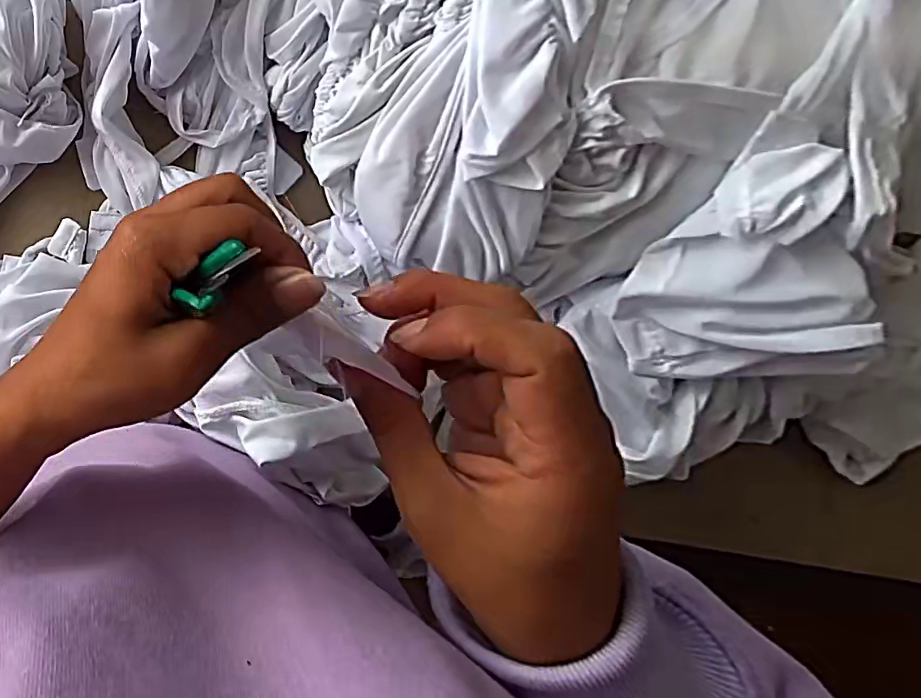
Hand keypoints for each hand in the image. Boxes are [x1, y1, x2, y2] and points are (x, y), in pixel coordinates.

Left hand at [2, 173, 326, 443]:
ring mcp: (140, 230)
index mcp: (154, 239)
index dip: (281, 248)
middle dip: (265, 227)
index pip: (239, 219)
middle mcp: (147, 220)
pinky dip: (221, 246)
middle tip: (279, 279)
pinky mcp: (140, 247)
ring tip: (254, 287)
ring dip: (243, 235)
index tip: (298, 291)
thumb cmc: (113, 380)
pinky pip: (193, 226)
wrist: (50, 396)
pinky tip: (223, 289)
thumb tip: (308, 284)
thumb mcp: (191, 353)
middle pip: (226, 192)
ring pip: (210, 204)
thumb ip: (252, 311)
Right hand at [342, 269, 623, 664]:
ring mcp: (548, 399)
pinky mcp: (524, 400)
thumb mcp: (433, 509)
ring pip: (499, 321)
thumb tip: (352, 364)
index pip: (536, 353)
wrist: (560, 621)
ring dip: (438, 314)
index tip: (404, 344)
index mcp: (566, 446)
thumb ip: (393, 426)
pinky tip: (407, 357)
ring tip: (386, 337)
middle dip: (443, 298)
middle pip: (516, 317)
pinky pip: (484, 348)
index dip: (467, 328)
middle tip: (378, 302)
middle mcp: (568, 408)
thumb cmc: (506, 581)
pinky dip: (440, 341)